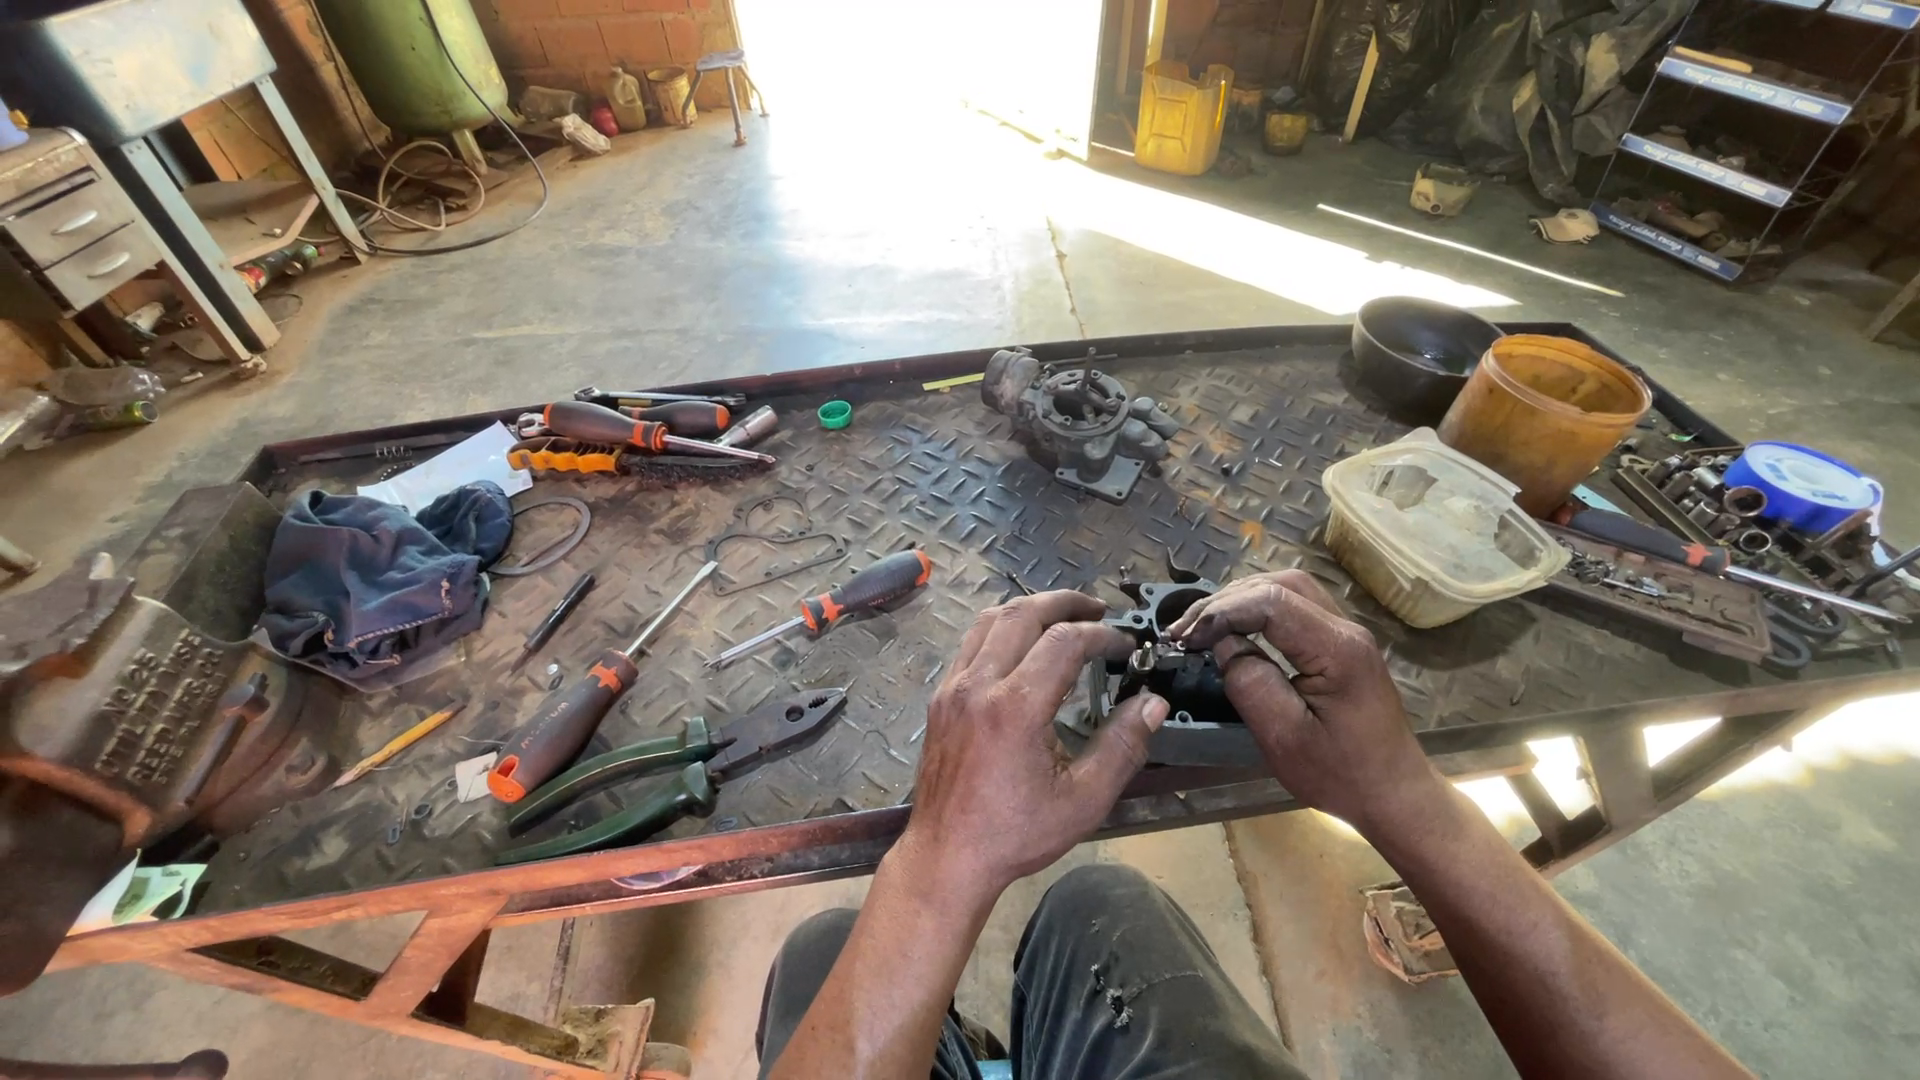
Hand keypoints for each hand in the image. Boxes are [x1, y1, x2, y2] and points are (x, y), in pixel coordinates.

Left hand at [903, 591, 1169, 895]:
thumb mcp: (1083, 800)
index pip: (1064, 642)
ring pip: (990, 620)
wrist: (947, 856)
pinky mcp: (941, 697)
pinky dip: (1001, 628)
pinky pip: (970, 642)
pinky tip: (1021, 645)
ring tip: (1062, 616)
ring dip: (1030, 609)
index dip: (1102, 635)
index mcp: (1015, 707)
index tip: (1126, 646)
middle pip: (1023, 614)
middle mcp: (979, 685)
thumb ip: (1122, 746)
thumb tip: (1153, 703)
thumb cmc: (1016, 834)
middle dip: (1065, 603)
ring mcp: (953, 687)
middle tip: (1099, 609)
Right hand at [1166, 570, 1441, 835]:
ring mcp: (1346, 633)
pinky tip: (1233, 628)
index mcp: (1337, 650)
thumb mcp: (1284, 737)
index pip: (1270, 603)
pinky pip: (1295, 606)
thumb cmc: (1340, 774)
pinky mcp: (1340, 644)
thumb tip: (1222, 645)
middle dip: (1225, 600)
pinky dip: (1257, 608)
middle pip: (1279, 585)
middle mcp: (1345, 629)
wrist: (1394, 795)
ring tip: (1203, 626)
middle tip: (1187, 629)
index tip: (1186, 639)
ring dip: (1240, 599)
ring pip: (1287, 588)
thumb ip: (1250, 683)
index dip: (1221, 613)